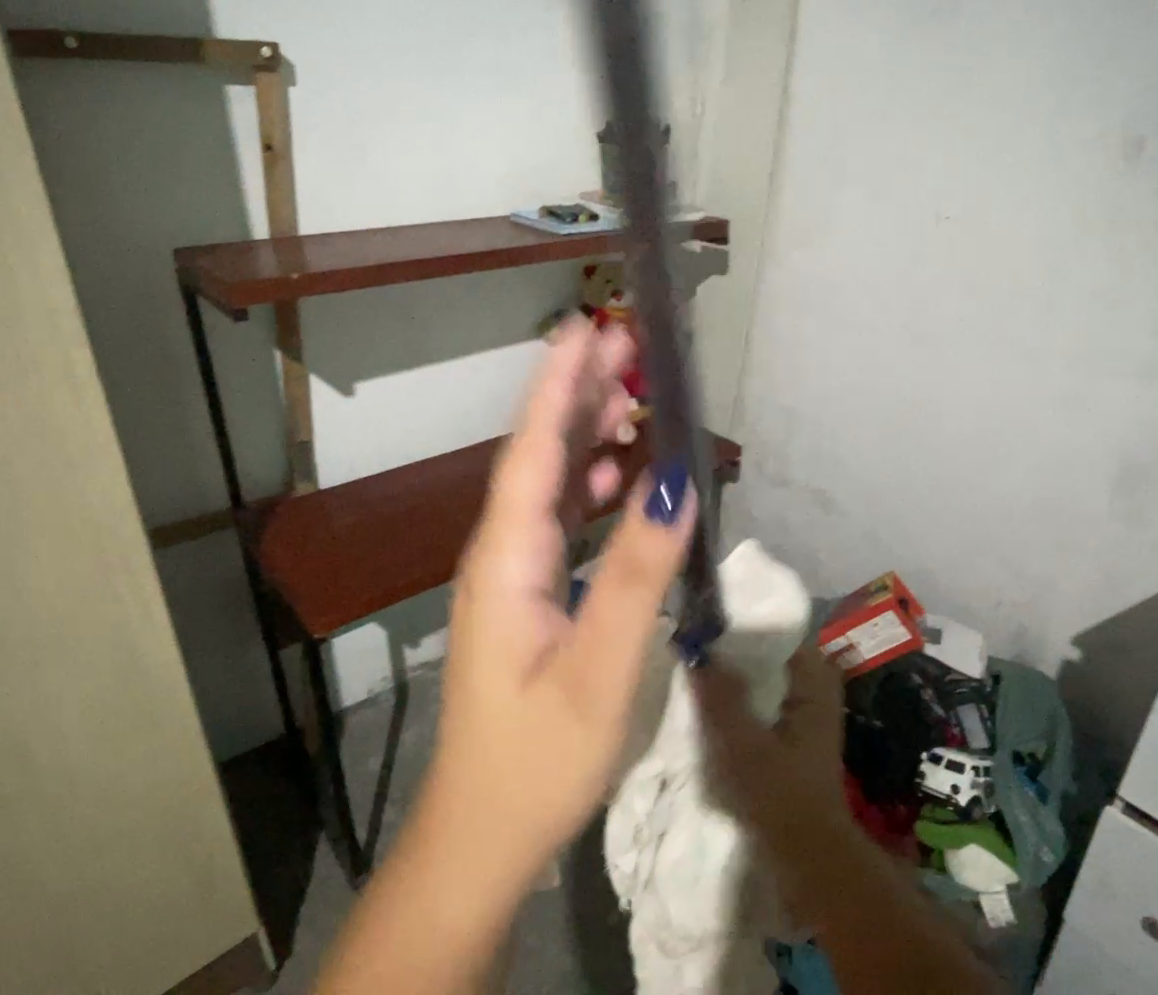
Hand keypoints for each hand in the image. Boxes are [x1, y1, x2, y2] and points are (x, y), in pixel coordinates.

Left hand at [420, 317, 696, 883]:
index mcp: (507, 558)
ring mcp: (512, 579)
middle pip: (541, 457)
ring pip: (551, 489)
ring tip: (633, 397)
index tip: (586, 325)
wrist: (483, 832)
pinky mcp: (528, 602)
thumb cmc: (538, 757)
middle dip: (579, 396)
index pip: (535, 450)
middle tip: (628, 345)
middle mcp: (501, 555)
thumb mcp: (600, 668)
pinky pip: (560, 526)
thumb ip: (636, 573)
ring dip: (589, 439)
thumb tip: (674, 481)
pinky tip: (622, 483)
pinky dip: (593, 493)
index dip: (559, 385)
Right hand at [695, 642, 850, 847]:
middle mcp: (814, 693)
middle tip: (692, 644)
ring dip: (732, 677)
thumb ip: (720, 697)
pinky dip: (736, 699)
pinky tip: (707, 704)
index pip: (779, 634)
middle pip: (769, 655)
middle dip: (732, 650)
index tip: (705, 621)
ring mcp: (802, 716)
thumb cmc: (778, 796)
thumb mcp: (743, 744)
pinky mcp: (788, 738)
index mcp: (814, 685)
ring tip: (694, 668)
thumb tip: (697, 650)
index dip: (743, 625)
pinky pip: (759, 703)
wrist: (806, 858)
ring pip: (762, 680)